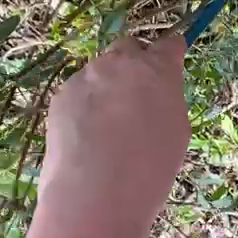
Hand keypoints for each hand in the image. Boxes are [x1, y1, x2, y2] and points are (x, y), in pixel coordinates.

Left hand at [39, 34, 189, 230]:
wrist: (96, 192)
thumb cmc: (151, 167)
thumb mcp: (176, 131)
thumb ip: (167, 101)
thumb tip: (156, 94)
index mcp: (157, 70)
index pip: (169, 45)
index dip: (171, 54)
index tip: (171, 62)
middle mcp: (120, 63)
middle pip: (129, 48)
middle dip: (135, 64)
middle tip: (138, 97)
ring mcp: (86, 77)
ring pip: (101, 72)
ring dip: (108, 88)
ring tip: (109, 128)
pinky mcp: (61, 95)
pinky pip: (79, 92)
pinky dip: (86, 106)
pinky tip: (88, 137)